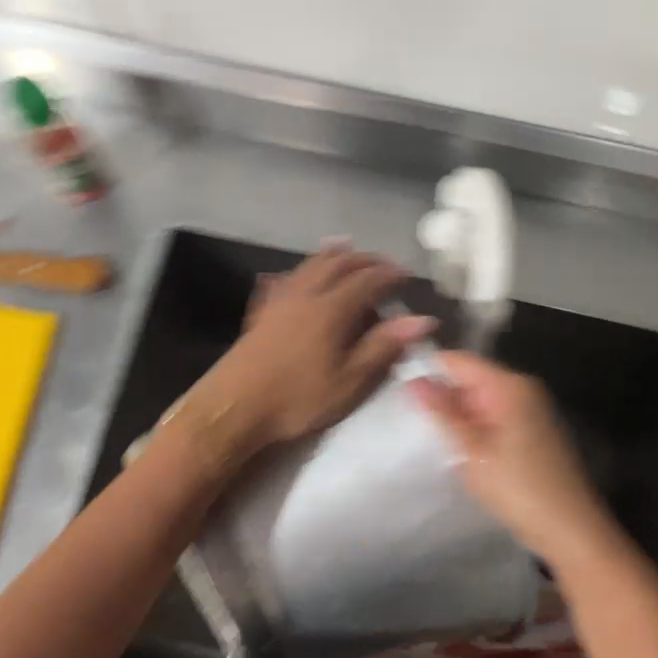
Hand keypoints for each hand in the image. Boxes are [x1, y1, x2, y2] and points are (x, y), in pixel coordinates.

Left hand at [193, 242, 434, 453]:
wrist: (236, 407)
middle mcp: (307, 293)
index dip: (391, 275)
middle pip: (339, 264)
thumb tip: (421, 319)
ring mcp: (280, 300)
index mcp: (333, 308)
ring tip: (348, 251)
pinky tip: (300, 274)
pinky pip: (287, 278)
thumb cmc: (299, 398)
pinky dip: (303, 269)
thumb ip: (384, 346)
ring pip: (311, 265)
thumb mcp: (350, 380)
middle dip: (365, 260)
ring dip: (334, 256)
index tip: (408, 277)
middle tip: (383, 265)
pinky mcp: (262, 312)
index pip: (369, 280)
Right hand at [411, 351, 616, 559]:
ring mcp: (532, 411)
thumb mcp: (471, 451)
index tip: (397, 386)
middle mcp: (524, 390)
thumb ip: (442, 413)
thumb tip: (413, 381)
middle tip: (405, 415)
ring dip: (457, 415)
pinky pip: (496, 418)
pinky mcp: (535, 433)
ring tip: (424, 433)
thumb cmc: (518, 488)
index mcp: (510, 386)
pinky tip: (457, 449)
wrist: (571, 530)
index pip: (460, 361)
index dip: (428, 369)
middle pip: (472, 379)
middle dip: (442, 395)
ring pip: (482, 401)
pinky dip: (475, 428)